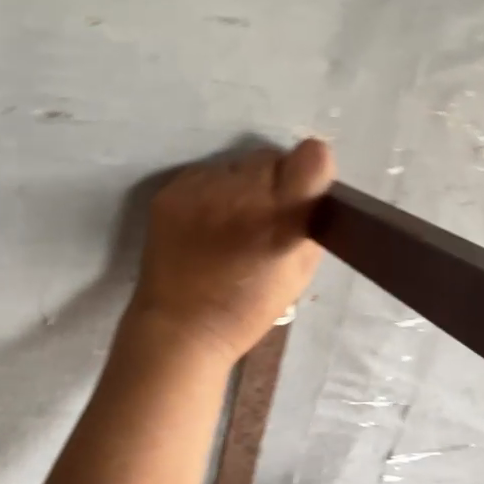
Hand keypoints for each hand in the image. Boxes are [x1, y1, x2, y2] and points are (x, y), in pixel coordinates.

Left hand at [126, 139, 335, 362]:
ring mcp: (202, 189)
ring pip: (234, 165)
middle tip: (259, 218)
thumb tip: (310, 189)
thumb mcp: (299, 272)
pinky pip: (202, 176)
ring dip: (238, 186)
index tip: (299, 192)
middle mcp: (243, 193)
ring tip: (226, 224)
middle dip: (272, 182)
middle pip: (269, 159)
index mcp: (283, 216)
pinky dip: (208, 193)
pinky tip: (202, 224)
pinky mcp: (171, 192)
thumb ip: (309, 223)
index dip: (309, 171)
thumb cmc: (246, 308)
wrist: (180, 328)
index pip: (313, 156)